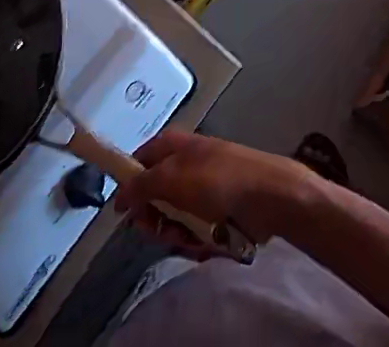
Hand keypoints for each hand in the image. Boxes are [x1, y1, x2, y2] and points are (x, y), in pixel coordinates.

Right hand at [113, 131, 318, 242]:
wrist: (269, 196)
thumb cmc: (218, 179)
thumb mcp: (171, 177)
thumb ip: (139, 184)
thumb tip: (119, 195)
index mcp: (173, 146)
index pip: (138, 161)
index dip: (128, 185)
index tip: (124, 213)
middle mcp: (185, 164)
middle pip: (154, 196)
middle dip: (155, 219)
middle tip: (163, 229)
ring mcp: (203, 189)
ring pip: (174, 218)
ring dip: (178, 233)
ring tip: (193, 237)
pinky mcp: (218, 212)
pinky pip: (196, 230)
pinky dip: (198, 239)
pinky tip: (209, 242)